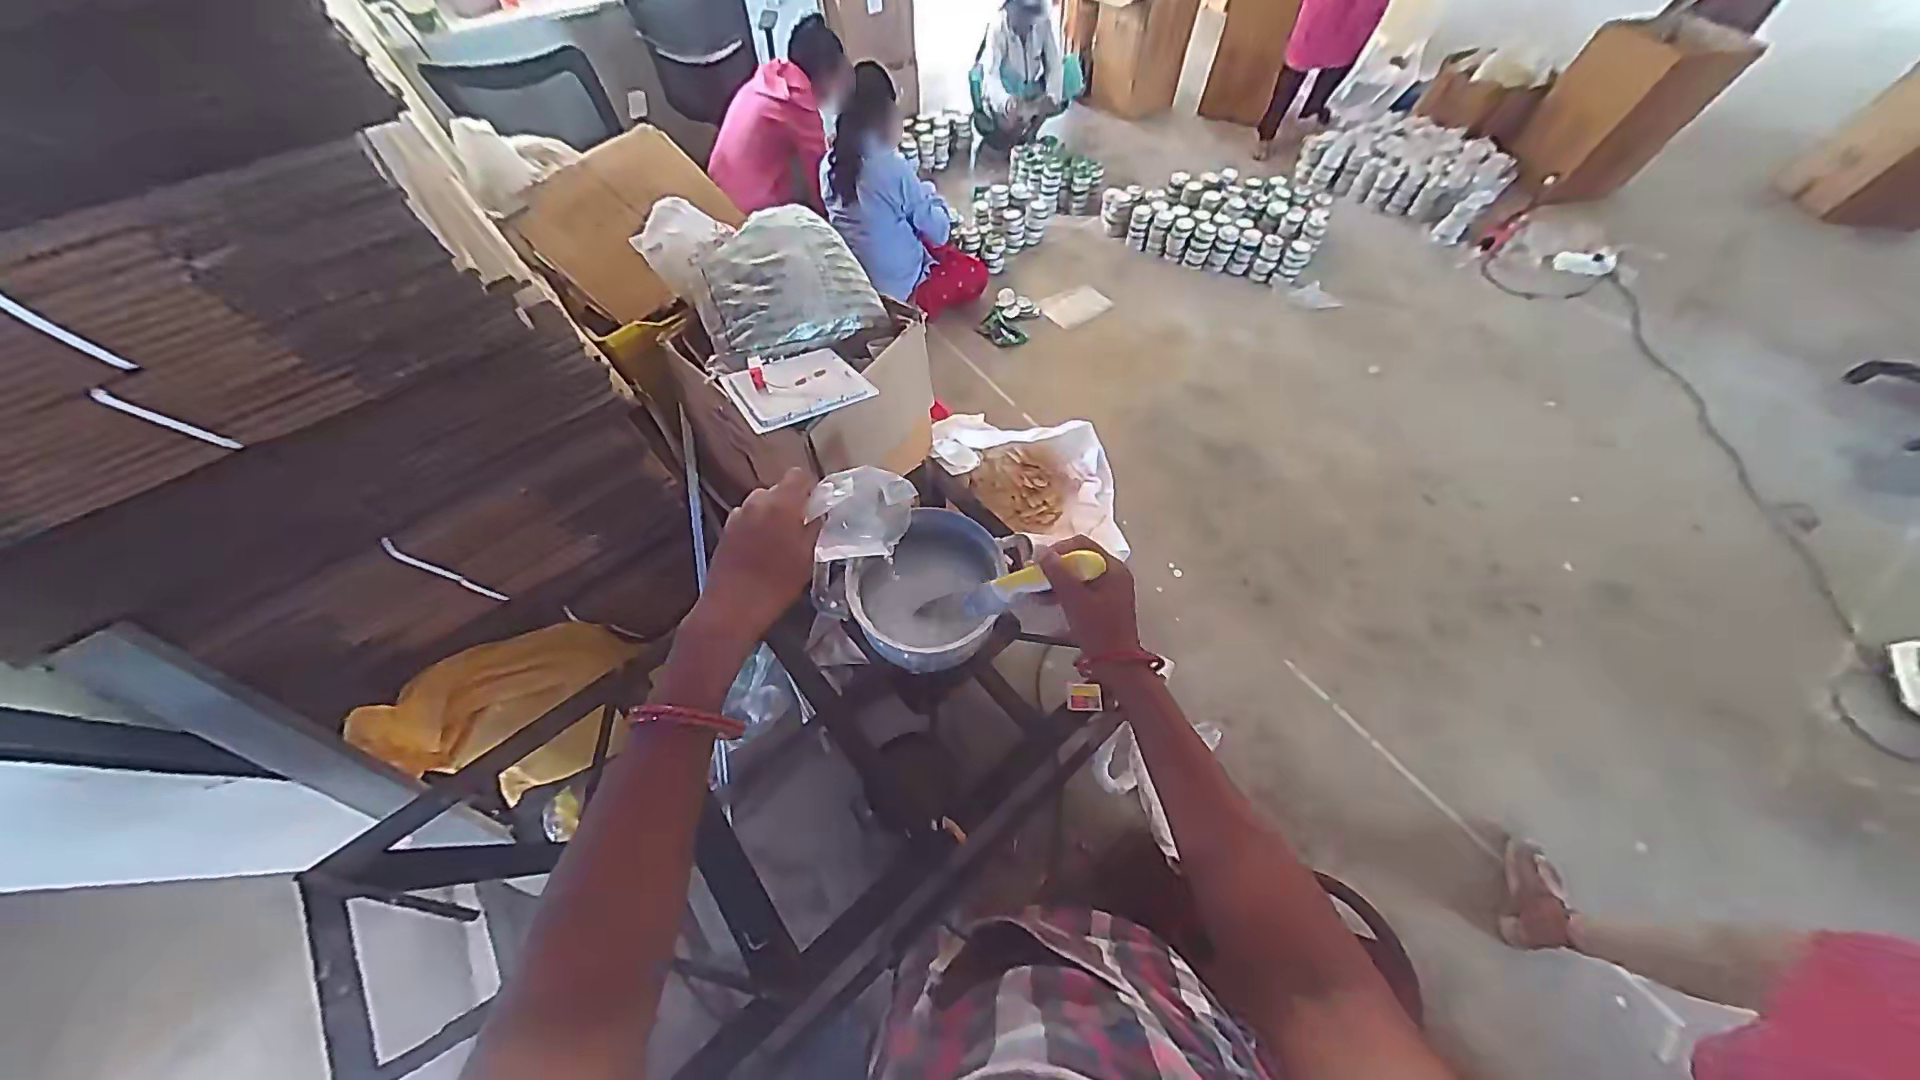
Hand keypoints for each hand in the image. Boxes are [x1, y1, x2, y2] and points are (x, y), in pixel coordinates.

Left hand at [693, 469, 823, 644]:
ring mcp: (738, 514)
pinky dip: (758, 526)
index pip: (798, 475)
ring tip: (782, 542)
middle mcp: (756, 501)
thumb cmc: (777, 583)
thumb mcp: (808, 556)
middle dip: (792, 503)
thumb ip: (816, 527)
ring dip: (774, 515)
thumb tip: (822, 511)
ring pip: (763, 504)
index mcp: (781, 503)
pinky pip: (749, 518)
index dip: (811, 488)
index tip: (818, 508)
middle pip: (779, 489)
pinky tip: (762, 550)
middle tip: (803, 529)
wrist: (732, 607)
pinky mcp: (727, 529)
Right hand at [1037, 536, 1139, 657]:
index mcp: (1113, 569)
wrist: (1115, 662)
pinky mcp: (1103, 603)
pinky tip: (1047, 599)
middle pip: (1082, 558)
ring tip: (1038, 587)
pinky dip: (1065, 591)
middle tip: (1037, 573)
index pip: (1084, 544)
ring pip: (1080, 574)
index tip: (1041, 560)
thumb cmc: (1098, 628)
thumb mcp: (1075, 599)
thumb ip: (1058, 574)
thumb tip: (1042, 553)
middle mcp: (1114, 574)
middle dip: (1057, 565)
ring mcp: (1110, 589)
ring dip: (1058, 579)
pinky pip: (1082, 588)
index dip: (1060, 548)